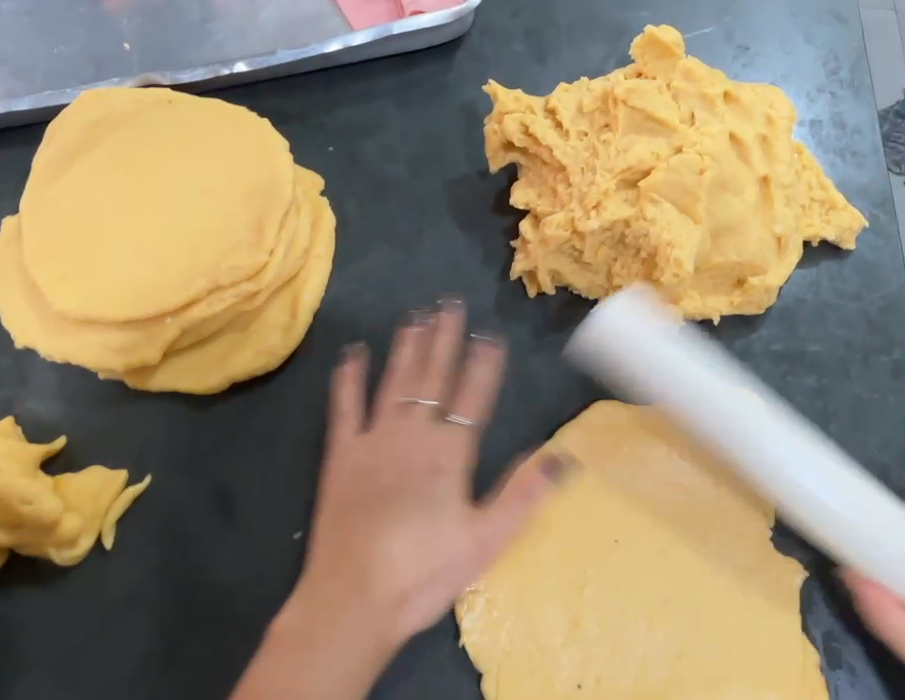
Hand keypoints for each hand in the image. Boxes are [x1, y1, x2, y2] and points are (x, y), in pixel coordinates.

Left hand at [231, 301, 569, 699]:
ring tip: (415, 316)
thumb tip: (563, 454)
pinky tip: (352, 353)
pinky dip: (348, 379)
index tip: (490, 333)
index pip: (474, 396)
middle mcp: (414, 435)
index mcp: (450, 454)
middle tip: (450, 304)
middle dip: (445, 339)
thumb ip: (522, 493)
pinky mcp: (341, 455)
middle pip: (434, 378)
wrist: (352, 600)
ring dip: (406, 348)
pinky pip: (344, 407)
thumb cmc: (424, 572)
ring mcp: (374, 441)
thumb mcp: (486, 539)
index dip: (483, 363)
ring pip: (395, 382)